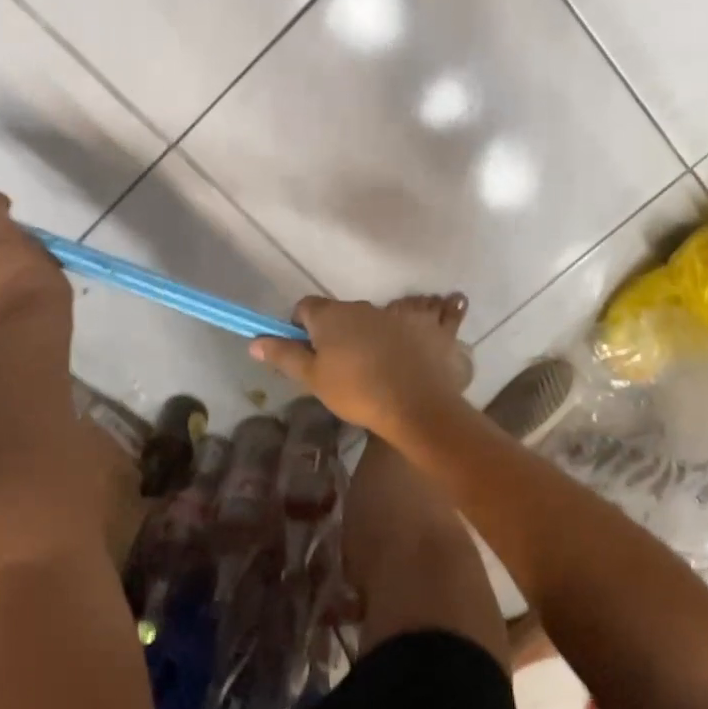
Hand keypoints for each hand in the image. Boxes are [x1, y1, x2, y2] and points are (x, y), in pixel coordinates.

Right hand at [250, 295, 471, 438]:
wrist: (416, 405)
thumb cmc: (356, 392)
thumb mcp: (312, 378)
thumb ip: (283, 356)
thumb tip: (254, 340)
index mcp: (332, 315)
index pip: (306, 308)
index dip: (300, 327)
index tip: (304, 350)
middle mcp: (365, 306)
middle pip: (342, 313)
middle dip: (338, 331)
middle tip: (339, 364)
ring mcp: (401, 314)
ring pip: (382, 316)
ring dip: (377, 329)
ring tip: (382, 359)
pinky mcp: (432, 326)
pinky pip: (436, 312)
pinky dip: (440, 310)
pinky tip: (453, 302)